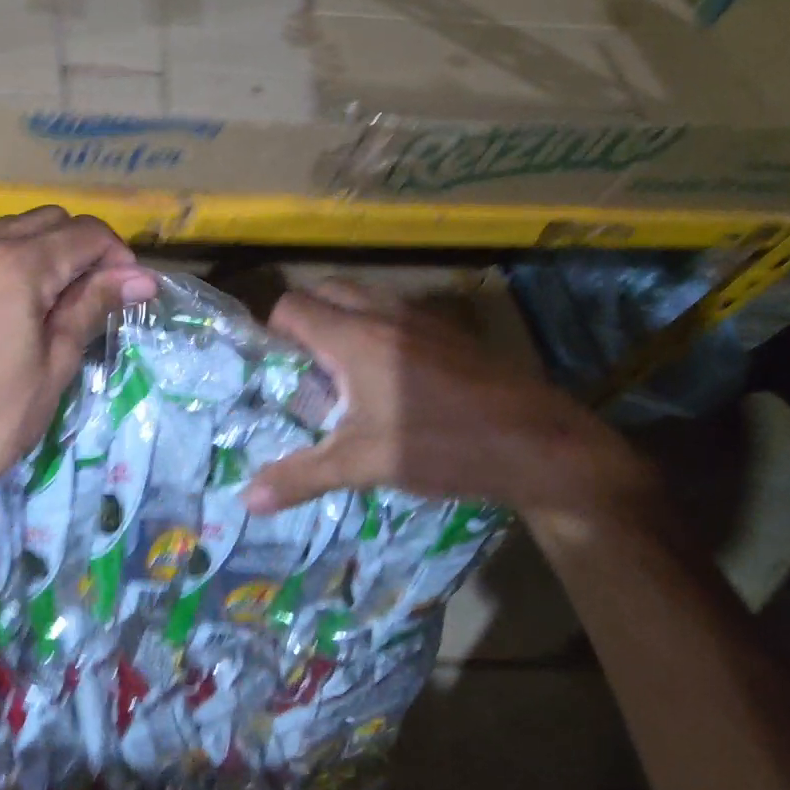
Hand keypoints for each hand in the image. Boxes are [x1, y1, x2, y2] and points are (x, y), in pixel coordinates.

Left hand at [0, 207, 156, 507]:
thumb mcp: (57, 361)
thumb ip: (93, 305)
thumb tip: (142, 278)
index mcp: (16, 266)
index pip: (83, 234)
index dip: (117, 255)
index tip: (130, 290)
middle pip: (46, 221)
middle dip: (81, 247)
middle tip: (98, 293)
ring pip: (7, 233)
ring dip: (42, 252)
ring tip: (56, 301)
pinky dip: (3, 266)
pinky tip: (10, 309)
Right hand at [245, 280, 656, 530]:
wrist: (542, 446)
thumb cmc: (444, 446)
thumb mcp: (364, 464)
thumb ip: (302, 476)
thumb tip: (247, 499)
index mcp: (355, 337)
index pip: (292, 306)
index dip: (273, 332)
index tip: (276, 369)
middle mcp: (386, 315)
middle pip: (326, 290)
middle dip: (306, 320)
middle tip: (305, 368)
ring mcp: (424, 320)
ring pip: (365, 298)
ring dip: (343, 321)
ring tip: (344, 375)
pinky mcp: (453, 333)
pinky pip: (398, 314)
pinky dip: (378, 331)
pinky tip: (391, 382)